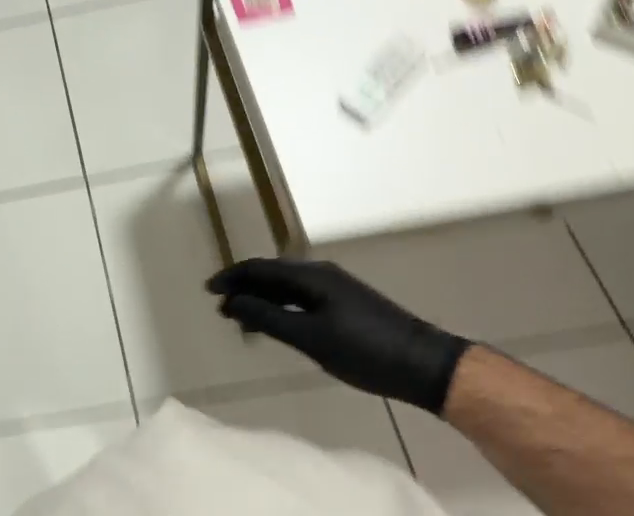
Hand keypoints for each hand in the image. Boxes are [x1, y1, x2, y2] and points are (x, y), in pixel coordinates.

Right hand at [208, 258, 470, 414]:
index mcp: (311, 276)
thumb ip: (269, 319)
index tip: (209, 290)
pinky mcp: (347, 303)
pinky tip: (279, 324)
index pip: (260, 268)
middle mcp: (321, 273)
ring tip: (243, 320)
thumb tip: (234, 302)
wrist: (424, 364)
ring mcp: (336, 288)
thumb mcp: (311, 338)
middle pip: (272, 274)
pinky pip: (302, 296)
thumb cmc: (364, 351)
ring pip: (288, 286)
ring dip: (263, 299)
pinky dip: (282, 306)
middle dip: (244, 288)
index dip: (232, 277)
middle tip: (222, 309)